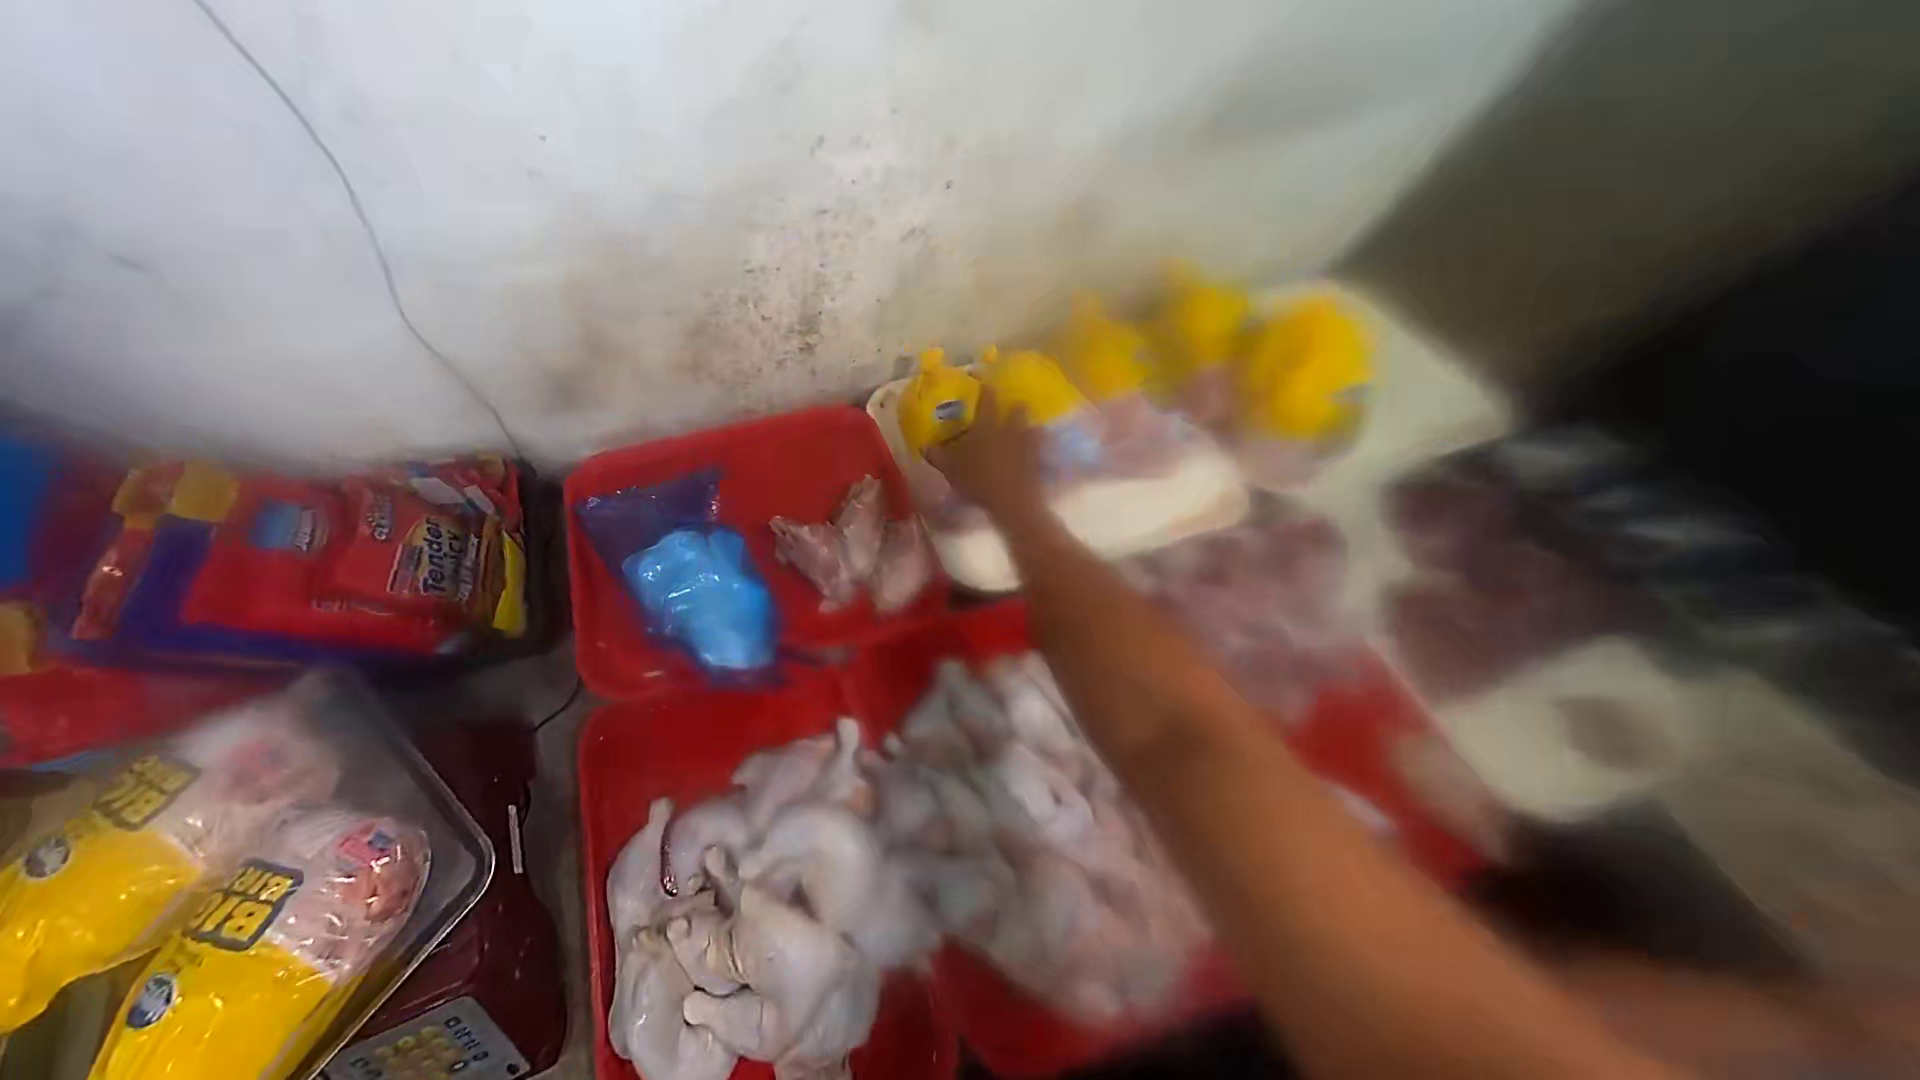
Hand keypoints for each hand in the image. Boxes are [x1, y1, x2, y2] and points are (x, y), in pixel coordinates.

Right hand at [926, 387, 1045, 525]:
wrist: (1013, 502)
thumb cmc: (978, 480)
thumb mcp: (951, 468)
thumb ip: (938, 454)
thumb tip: (926, 445)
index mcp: (988, 424)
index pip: (988, 396)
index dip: (985, 385)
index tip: (982, 378)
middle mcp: (1011, 427)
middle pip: (1018, 408)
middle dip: (1014, 406)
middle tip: (1007, 410)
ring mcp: (1029, 443)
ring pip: (1032, 426)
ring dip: (1028, 427)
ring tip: (1022, 433)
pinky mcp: (1041, 460)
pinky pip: (1041, 449)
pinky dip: (1038, 449)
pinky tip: (1032, 455)